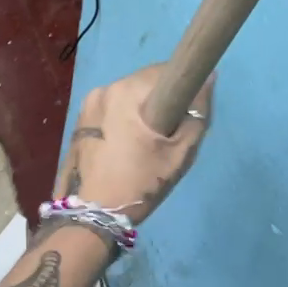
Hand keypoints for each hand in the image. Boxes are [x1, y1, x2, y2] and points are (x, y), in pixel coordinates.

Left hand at [55, 65, 211, 223]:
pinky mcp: (78, 123)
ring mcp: (87, 106)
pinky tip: (126, 148)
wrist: (90, 215)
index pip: (164, 71)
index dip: (182, 87)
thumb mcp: (178, 155)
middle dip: (160, 102)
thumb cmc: (138, 183)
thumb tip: (208, 79)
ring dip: (140, 112)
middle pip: (143, 84)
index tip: (186, 111)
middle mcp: (103, 90)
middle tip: (168, 135)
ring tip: (145, 145)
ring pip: (126, 98)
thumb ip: (197, 115)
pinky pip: (110, 112)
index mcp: (126, 92)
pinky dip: (123, 122)